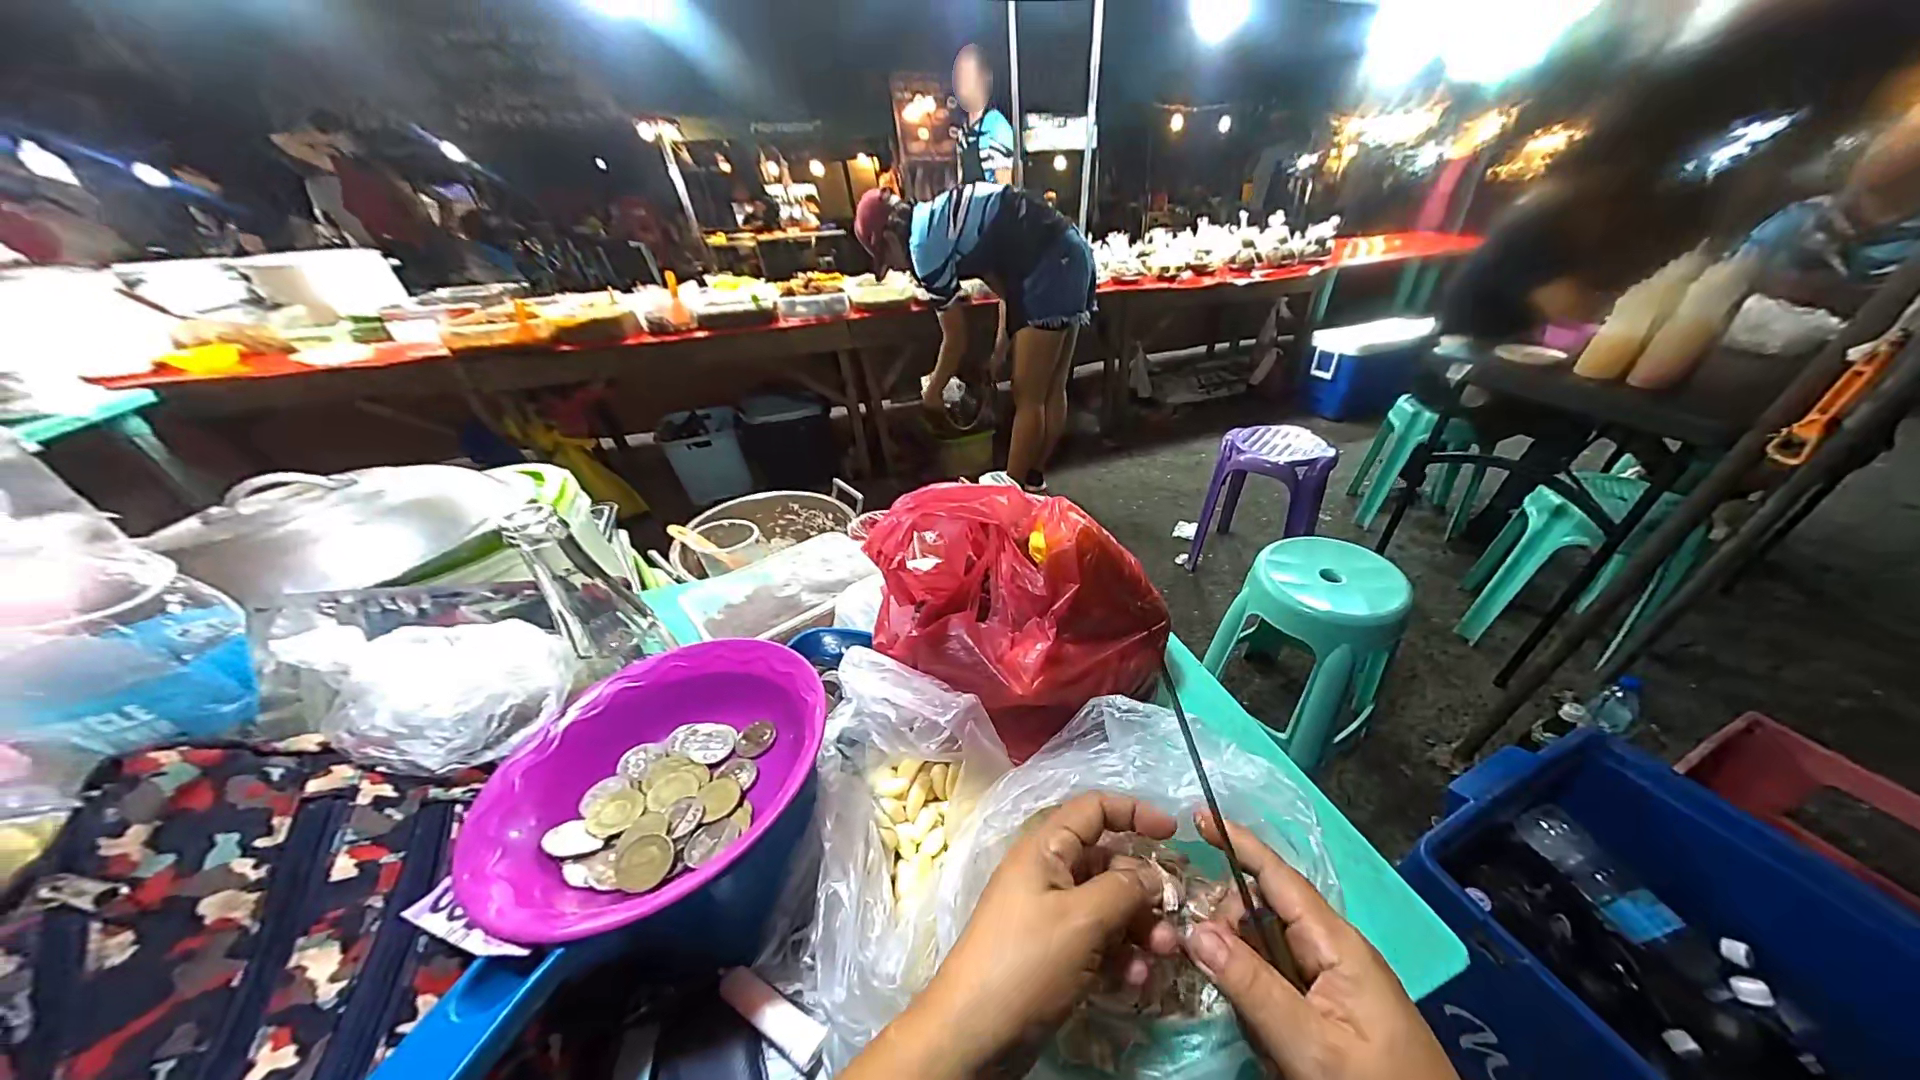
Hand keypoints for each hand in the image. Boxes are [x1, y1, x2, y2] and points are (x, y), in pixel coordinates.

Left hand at [890, 793, 1179, 1075]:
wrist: (975, 1033)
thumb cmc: (1027, 960)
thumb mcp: (1082, 919)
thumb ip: (1124, 890)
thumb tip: (1153, 875)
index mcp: (1046, 848)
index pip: (1092, 810)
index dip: (1133, 813)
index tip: (1173, 834)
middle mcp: (1048, 873)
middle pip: (1107, 862)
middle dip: (1145, 888)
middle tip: (1174, 922)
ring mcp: (1051, 914)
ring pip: (1107, 905)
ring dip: (1139, 926)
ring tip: (1161, 955)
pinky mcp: (1055, 952)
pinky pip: (1098, 940)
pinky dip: (1120, 954)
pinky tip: (1135, 980)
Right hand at [1183, 812, 1457, 1079]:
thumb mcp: (1311, 1044)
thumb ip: (1252, 986)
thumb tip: (1194, 929)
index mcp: (1335, 942)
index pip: (1277, 876)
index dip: (1237, 842)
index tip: (1198, 815)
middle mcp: (1330, 948)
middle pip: (1261, 910)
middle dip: (1225, 923)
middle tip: (1195, 951)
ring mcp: (1329, 977)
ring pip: (1262, 946)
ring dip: (1240, 966)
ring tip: (1236, 1005)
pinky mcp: (1326, 1004)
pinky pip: (1275, 978)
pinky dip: (1256, 992)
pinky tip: (1256, 1023)